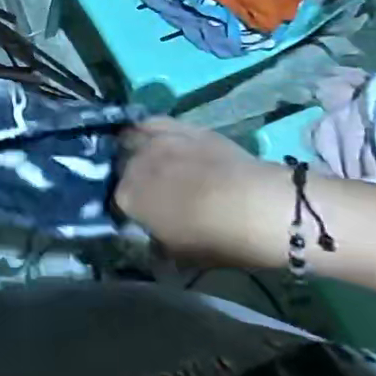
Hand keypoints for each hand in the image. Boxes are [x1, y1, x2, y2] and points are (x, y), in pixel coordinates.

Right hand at [114, 119, 289, 265]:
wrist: (256, 206)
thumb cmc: (217, 238)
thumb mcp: (179, 253)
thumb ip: (156, 240)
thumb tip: (151, 236)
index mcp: (126, 198)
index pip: (118, 201)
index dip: (131, 208)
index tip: (144, 215)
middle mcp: (131, 165)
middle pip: (122, 167)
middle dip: (130, 176)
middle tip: (150, 189)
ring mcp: (154, 142)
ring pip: (130, 139)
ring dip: (134, 149)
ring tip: (148, 159)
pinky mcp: (178, 126)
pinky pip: (152, 123)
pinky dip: (148, 129)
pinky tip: (156, 137)